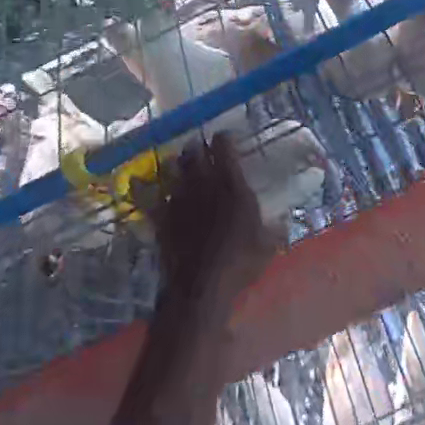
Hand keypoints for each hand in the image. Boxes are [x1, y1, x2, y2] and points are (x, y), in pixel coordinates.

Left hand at [149, 134, 276, 311]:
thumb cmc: (240, 262)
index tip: (226, 137)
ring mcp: (178, 199)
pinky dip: (144, 188)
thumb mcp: (268, 244)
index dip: (224, 139)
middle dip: (197, 147)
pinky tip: (140, 182)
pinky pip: (148, 196)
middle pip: (194, 153)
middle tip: (201, 147)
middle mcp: (203, 184)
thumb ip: (276, 228)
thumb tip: (284, 221)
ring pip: (172, 169)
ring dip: (175, 163)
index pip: (224, 147)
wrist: (201, 287)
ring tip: (178, 163)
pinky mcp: (160, 218)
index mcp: (231, 184)